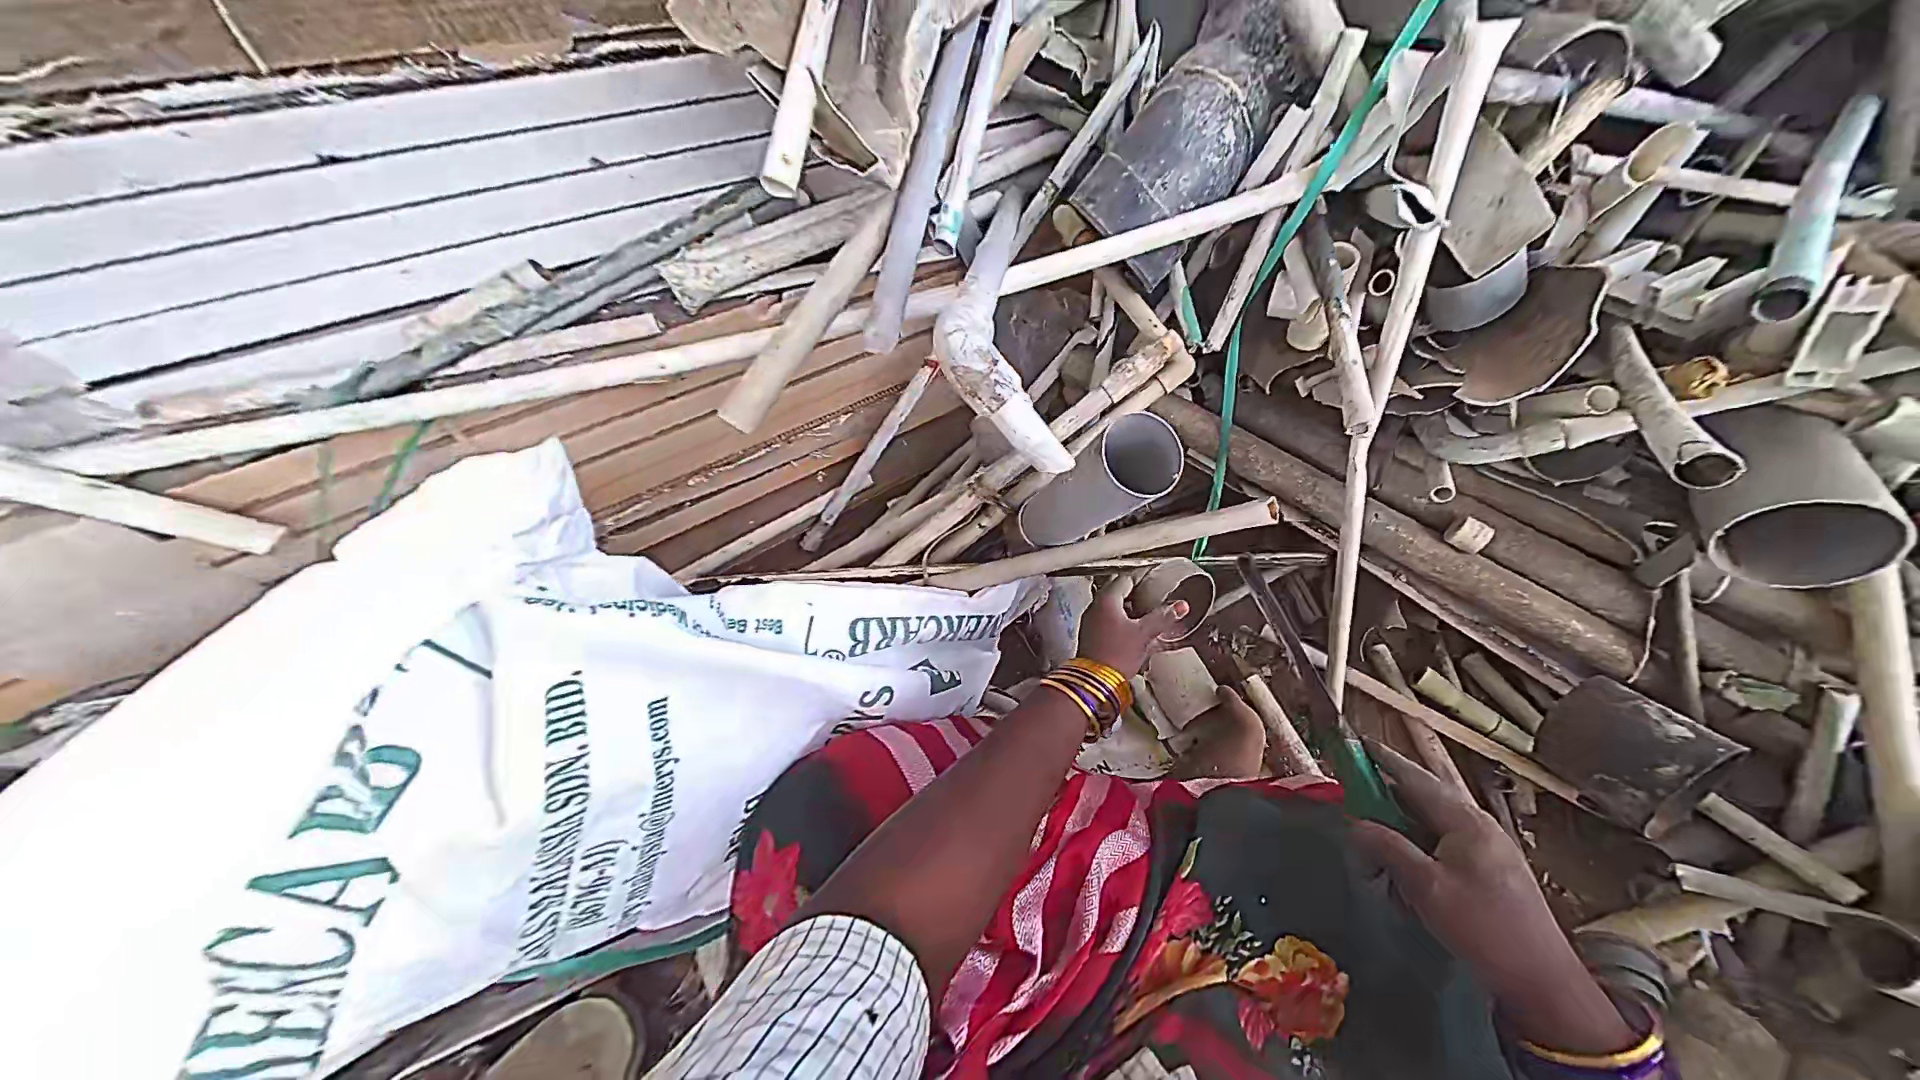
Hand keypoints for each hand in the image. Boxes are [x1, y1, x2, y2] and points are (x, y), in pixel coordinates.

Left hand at [1075, 573, 1187, 677]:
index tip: (1153, 580)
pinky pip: (1110, 624)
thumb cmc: (1116, 655)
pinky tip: (1136, 634)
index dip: (1141, 578)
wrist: (1096, 681)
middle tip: (1152, 597)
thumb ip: (1163, 617)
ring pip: (1114, 610)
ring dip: (1130, 611)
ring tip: (1147, 616)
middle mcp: (1095, 608)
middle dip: (1136, 595)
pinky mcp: (1092, 638)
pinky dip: (1124, 624)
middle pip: (1118, 594)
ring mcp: (1091, 623)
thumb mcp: (1144, 633)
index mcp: (1106, 600)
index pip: (1125, 580)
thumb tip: (1180, 606)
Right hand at [1350, 741, 1637, 1055]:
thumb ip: (1386, 846)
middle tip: (1355, 811)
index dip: (1384, 759)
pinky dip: (1417, 854)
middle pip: (1421, 799)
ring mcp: (1487, 848)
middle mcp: (1478, 826)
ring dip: (1399, 836)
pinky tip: (1407, 880)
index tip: (1357, 743)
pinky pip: (1441, 847)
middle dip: (1385, 804)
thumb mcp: (1425, 886)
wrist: (1544, 983)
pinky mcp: (1489, 871)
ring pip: (1429, 826)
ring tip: (1379, 859)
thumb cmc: (1483, 927)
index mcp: (1465, 821)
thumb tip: (1354, 823)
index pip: (1415, 778)